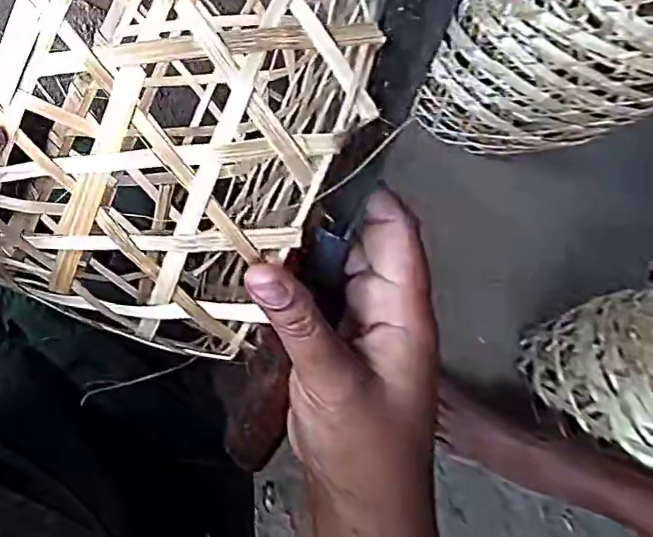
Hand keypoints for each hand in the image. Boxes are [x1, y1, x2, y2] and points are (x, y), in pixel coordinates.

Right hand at [244, 190, 438, 536]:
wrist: (358, 498)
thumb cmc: (367, 447)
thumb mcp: (333, 380)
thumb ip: (297, 321)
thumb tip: (260, 266)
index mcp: (401, 310)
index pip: (396, 233)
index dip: (370, 191)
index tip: (326, 154)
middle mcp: (378, 303)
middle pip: (353, 237)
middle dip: (319, 207)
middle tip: (270, 173)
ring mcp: (349, 316)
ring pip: (324, 259)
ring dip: (294, 238)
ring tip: (252, 203)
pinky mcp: (323, 330)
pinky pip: (304, 284)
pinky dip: (282, 267)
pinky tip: (251, 252)